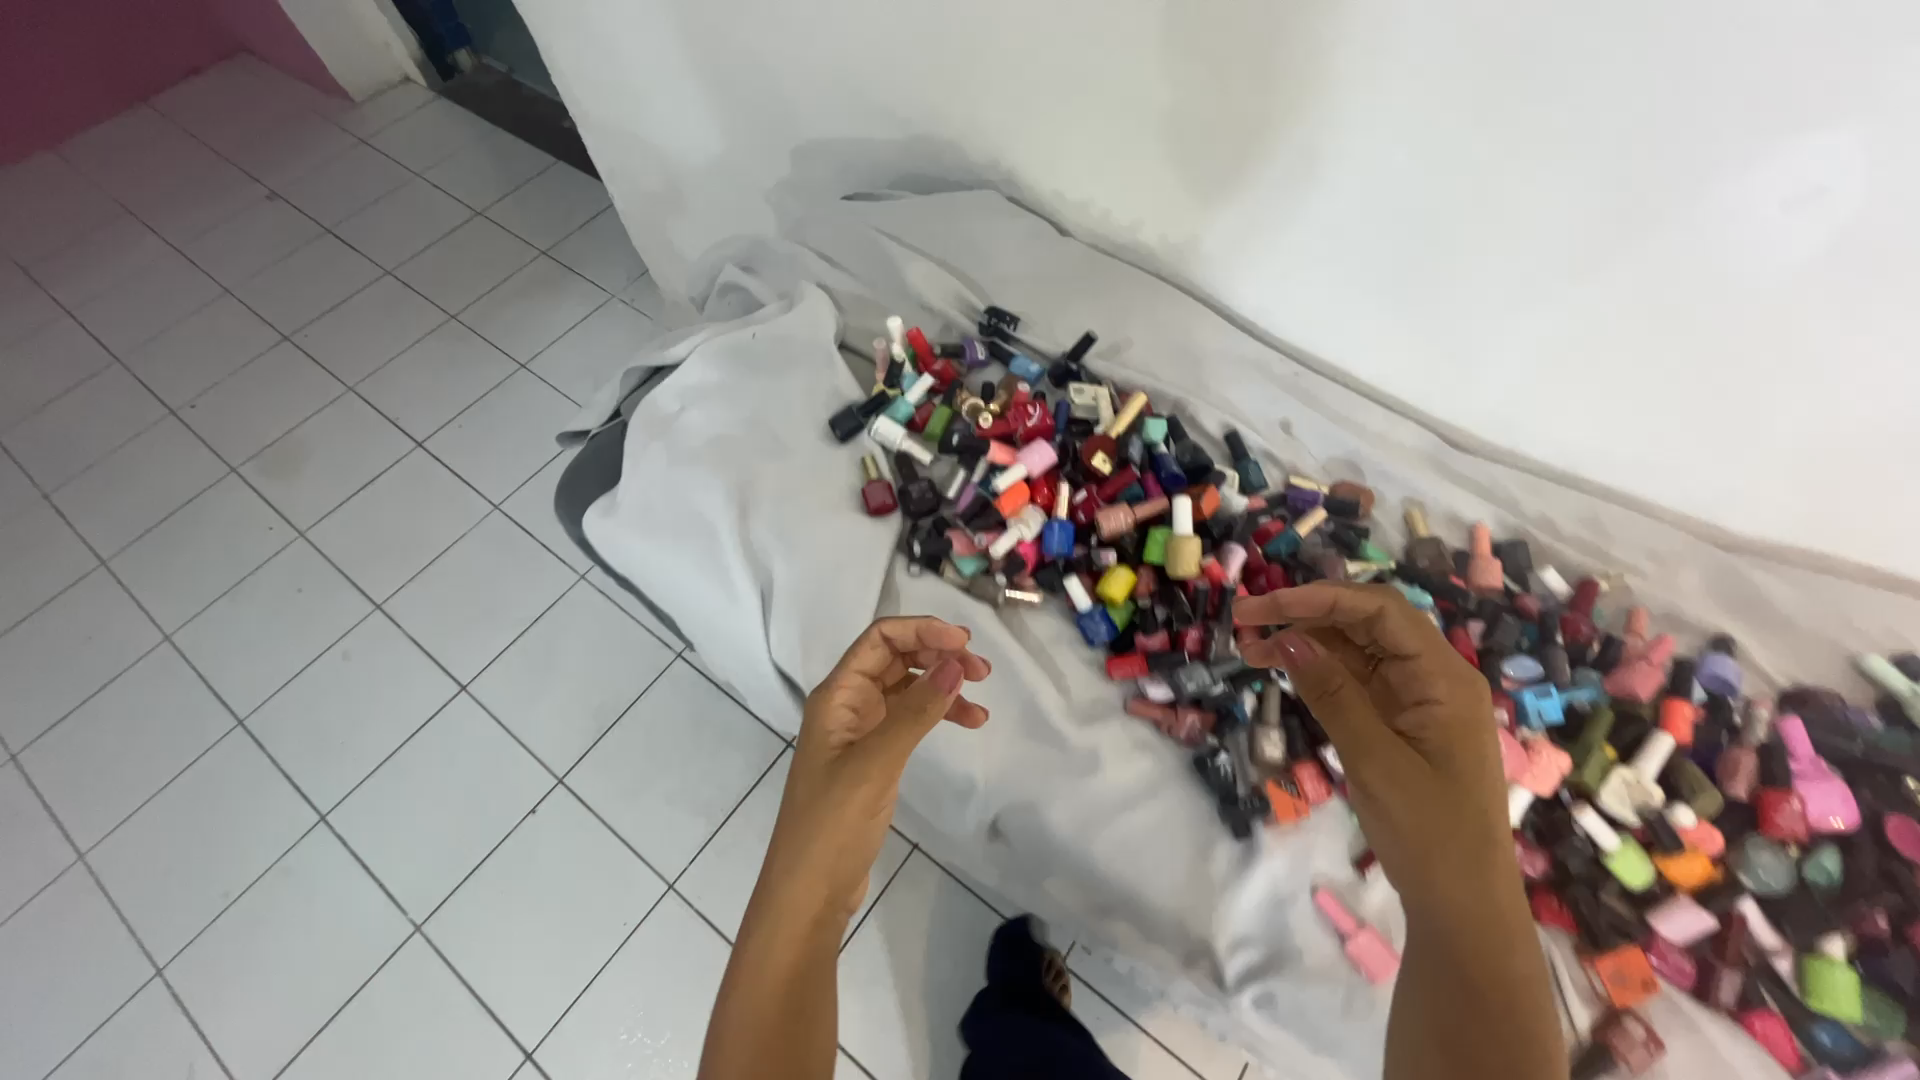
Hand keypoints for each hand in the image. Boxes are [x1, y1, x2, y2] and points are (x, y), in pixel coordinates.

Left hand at [763, 617, 990, 923]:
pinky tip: (969, 722)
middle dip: (937, 653)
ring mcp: (861, 731)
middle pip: (896, 657)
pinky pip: (910, 719)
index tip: (964, 643)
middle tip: (981, 670)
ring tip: (982, 693)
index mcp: (837, 695)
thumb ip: (916, 711)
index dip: (922, 630)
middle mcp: (847, 704)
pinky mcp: (874, 757)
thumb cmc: (832, 823)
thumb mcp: (876, 763)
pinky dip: (938, 714)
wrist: (809, 892)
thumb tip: (955, 664)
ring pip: (907, 687)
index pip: (880, 639)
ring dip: (942, 683)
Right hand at [1235, 584, 1514, 922]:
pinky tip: (1281, 670)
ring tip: (1249, 648)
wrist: (1463, 904)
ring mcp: (1417, 698)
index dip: (1317, 598)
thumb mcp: (1373, 760)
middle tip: (1244, 622)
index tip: (1261, 608)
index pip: (1379, 611)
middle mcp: (1434, 676)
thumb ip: (1331, 693)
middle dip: (1305, 613)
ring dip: (1305, 640)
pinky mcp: (1401, 721)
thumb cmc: (1429, 833)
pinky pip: (1356, 679)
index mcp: (1444, 677)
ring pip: (1356, 648)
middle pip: (1367, 621)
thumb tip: (1285, 639)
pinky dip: (1317, 670)